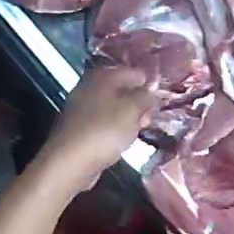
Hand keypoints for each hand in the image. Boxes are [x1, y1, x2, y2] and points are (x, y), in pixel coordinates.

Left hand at [39, 67, 156, 191]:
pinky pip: (104, 121)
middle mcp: (89, 86)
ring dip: (128, 116)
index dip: (150, 83)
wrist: (70, 161)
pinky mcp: (79, 127)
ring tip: (140, 129)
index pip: (133, 72)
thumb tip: (152, 92)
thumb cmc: (105, 130)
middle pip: (122, 89)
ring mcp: (81, 107)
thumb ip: (146, 97)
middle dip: (139, 101)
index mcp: (102, 76)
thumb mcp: (133, 109)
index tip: (163, 99)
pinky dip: (116, 127)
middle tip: (151, 117)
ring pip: (113, 106)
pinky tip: (122, 139)